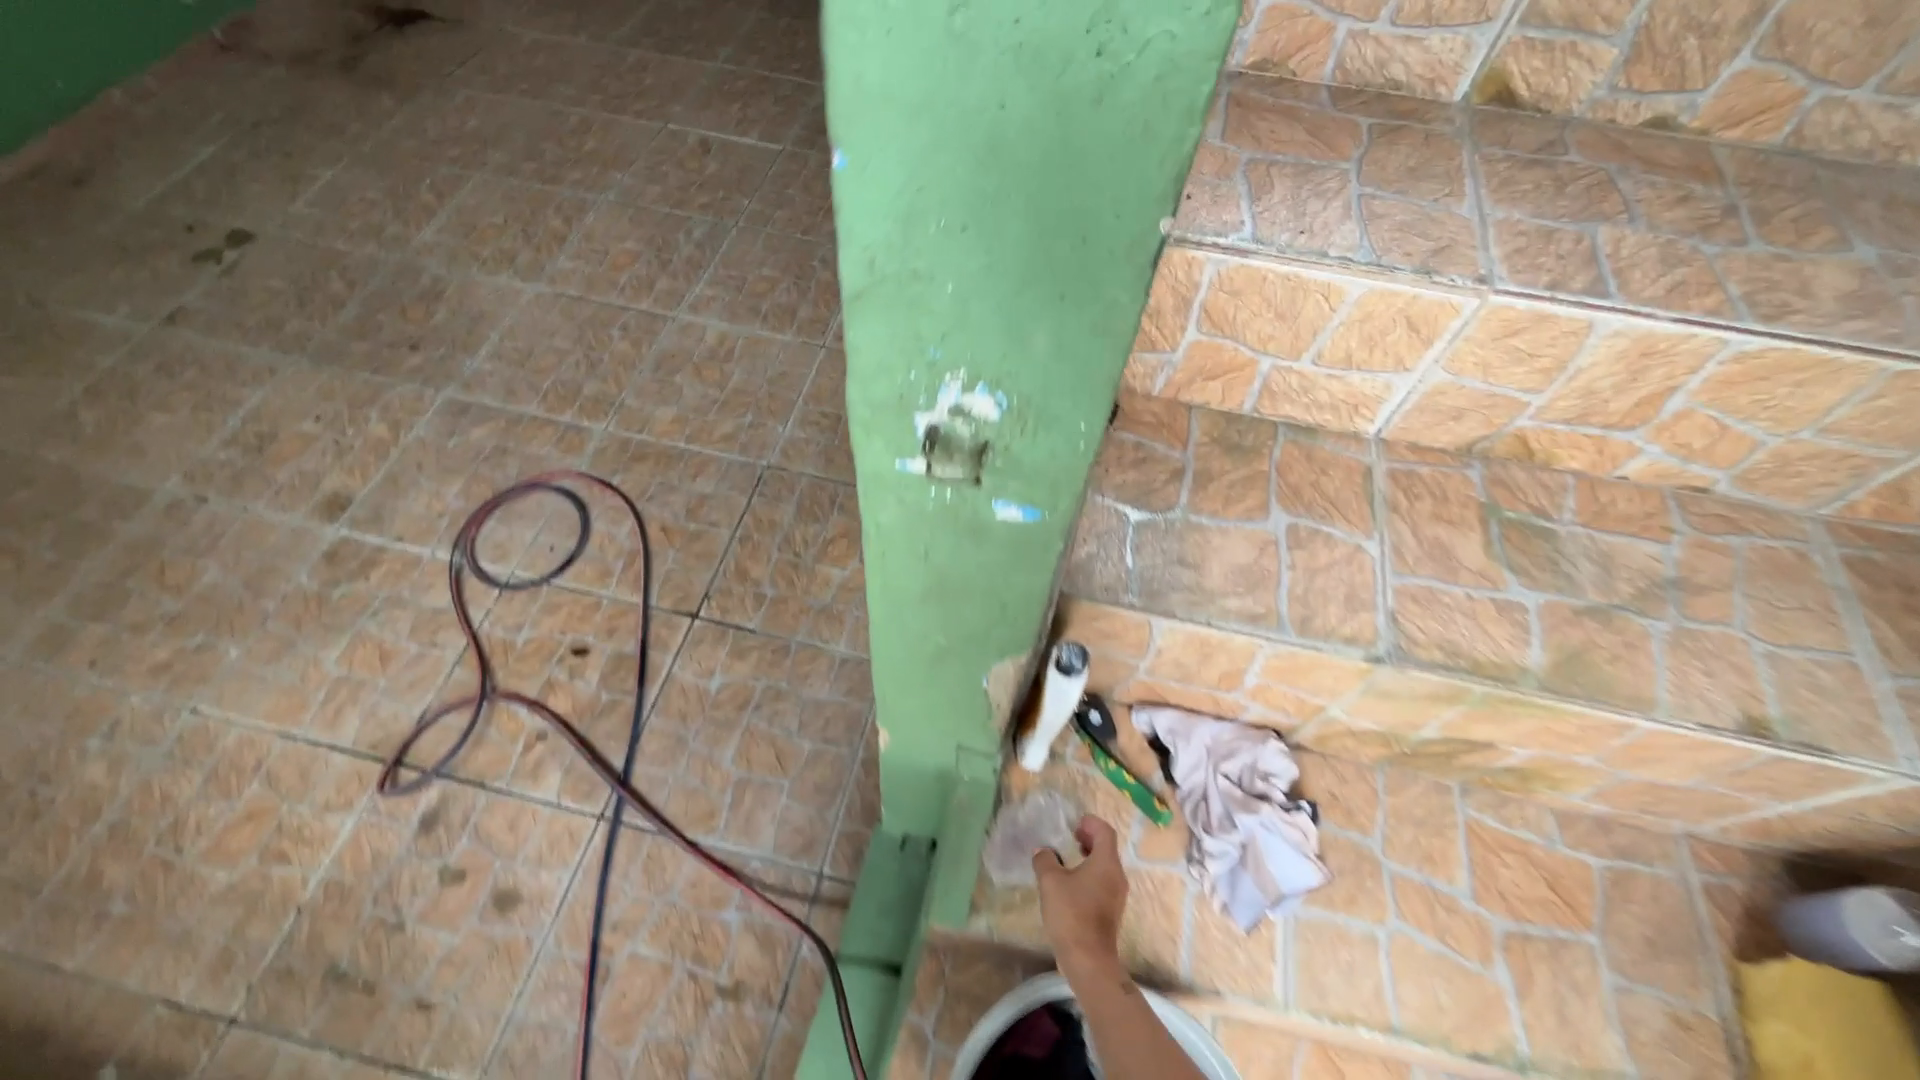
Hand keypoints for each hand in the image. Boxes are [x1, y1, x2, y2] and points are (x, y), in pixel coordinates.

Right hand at [1032, 814, 1128, 979]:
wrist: (1088, 958)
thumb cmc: (1071, 914)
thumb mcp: (1051, 882)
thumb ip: (1045, 861)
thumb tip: (1043, 851)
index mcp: (1106, 863)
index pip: (1106, 832)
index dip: (1091, 823)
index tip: (1074, 823)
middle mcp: (1117, 876)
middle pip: (1107, 848)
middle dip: (1090, 838)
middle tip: (1071, 837)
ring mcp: (1117, 895)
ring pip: (1106, 866)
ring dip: (1090, 857)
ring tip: (1069, 859)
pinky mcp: (1111, 911)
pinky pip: (1103, 882)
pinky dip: (1090, 874)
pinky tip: (1071, 884)